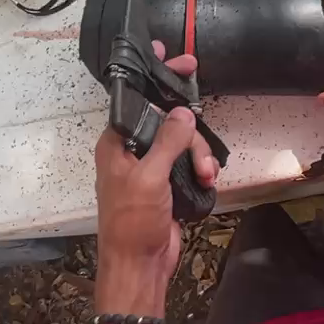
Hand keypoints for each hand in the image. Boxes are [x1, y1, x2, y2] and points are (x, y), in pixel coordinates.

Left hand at [93, 43, 218, 313]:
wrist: (140, 267)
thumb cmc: (133, 221)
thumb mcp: (149, 178)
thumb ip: (167, 141)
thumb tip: (184, 112)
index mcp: (116, 144)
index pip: (135, 101)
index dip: (154, 79)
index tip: (171, 57)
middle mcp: (133, 151)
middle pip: (167, 120)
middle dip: (189, 129)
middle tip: (204, 108)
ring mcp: (153, 168)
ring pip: (185, 143)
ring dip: (200, 155)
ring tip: (207, 174)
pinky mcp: (170, 184)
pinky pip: (191, 163)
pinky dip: (202, 169)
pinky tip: (207, 180)